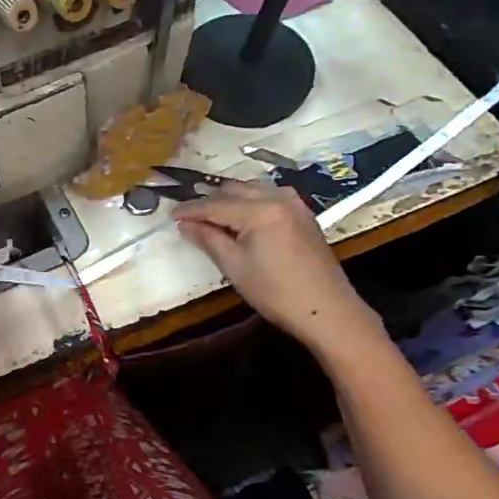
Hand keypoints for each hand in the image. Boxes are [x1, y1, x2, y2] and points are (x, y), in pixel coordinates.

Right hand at [173, 182, 380, 349]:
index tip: (171, 215)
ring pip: (253, 189)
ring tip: (213, 216)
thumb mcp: (235, 267)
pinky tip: (243, 216)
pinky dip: (251, 201)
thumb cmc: (275, 292)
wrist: (326, 310)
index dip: (190, 210)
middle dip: (210, 201)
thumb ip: (208, 239)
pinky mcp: (304, 214)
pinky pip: (270, 196)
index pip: (215, 205)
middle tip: (189, 217)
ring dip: (230, 198)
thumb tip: (185, 225)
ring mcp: (295, 204)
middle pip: (234, 190)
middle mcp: (278, 198)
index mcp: (259, 210)